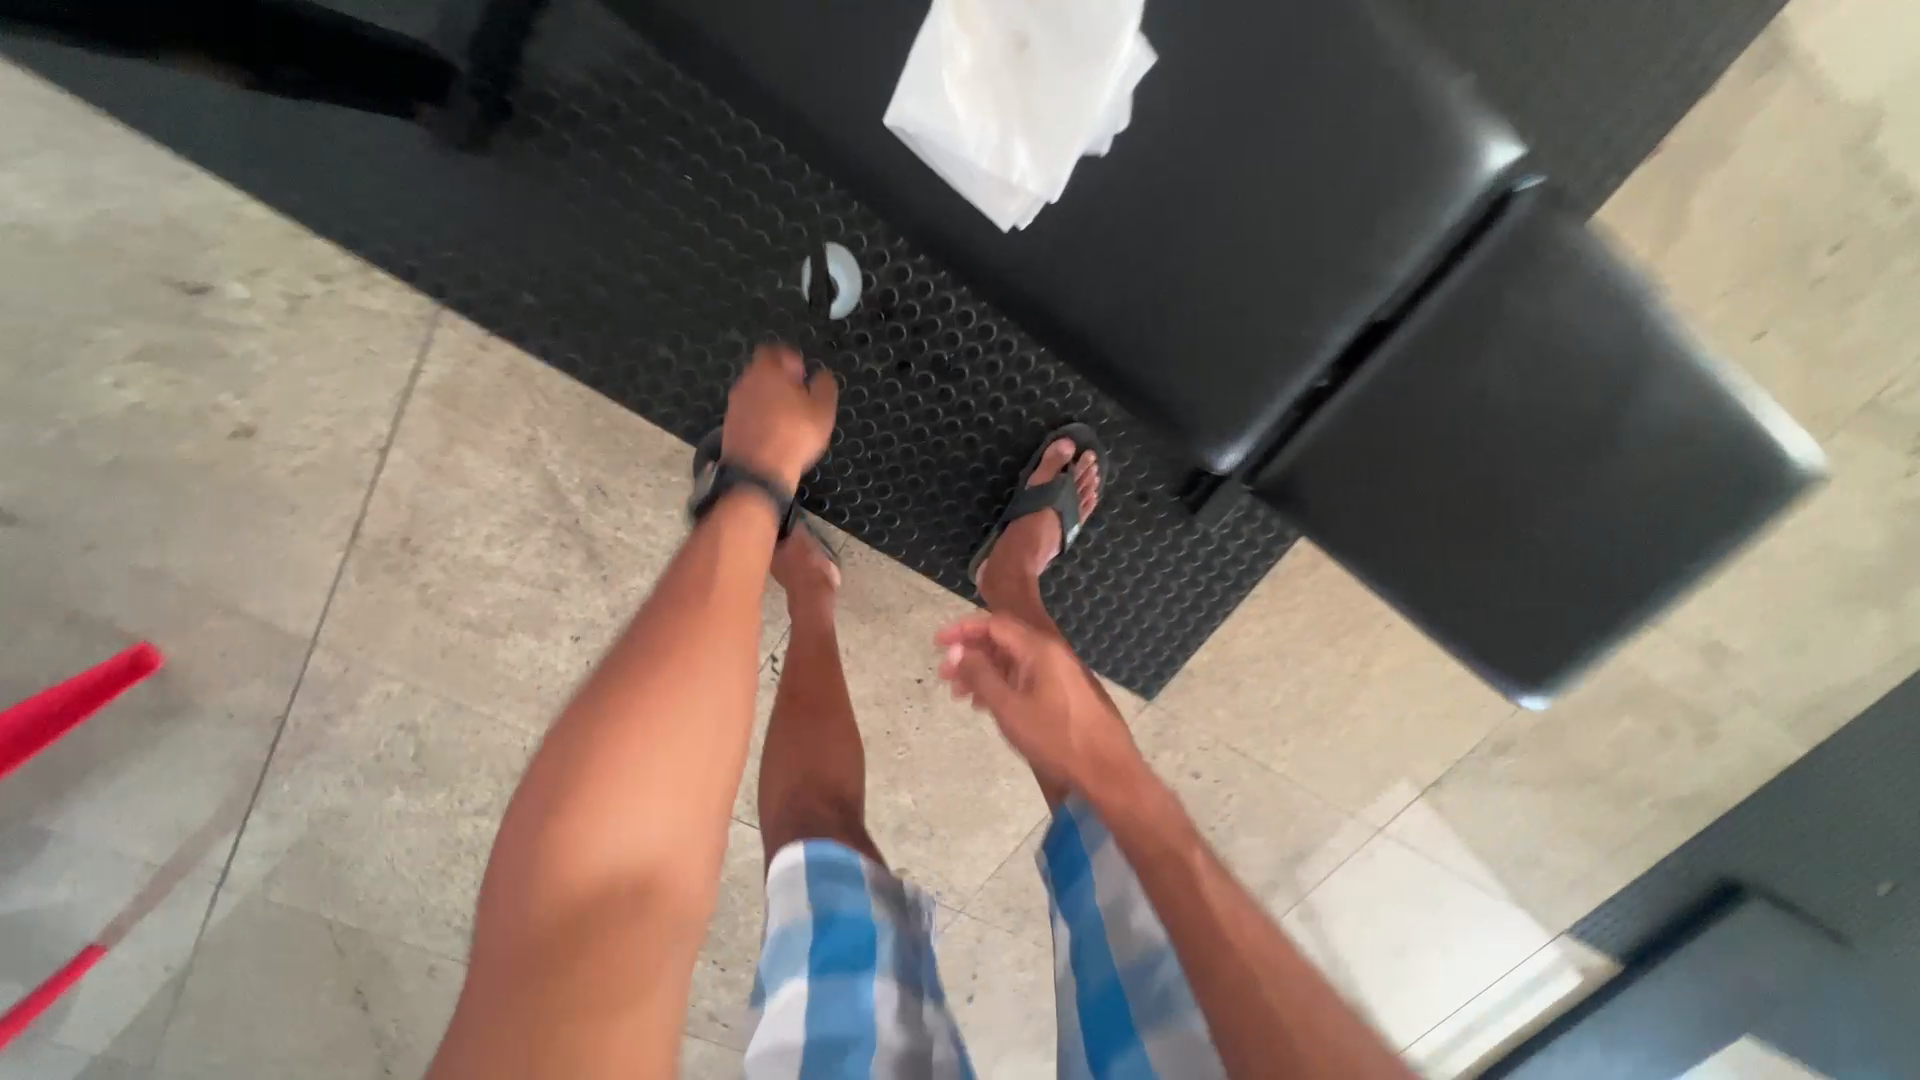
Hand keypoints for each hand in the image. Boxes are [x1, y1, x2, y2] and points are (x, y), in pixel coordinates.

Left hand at [723, 343, 837, 489]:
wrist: (757, 472)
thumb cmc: (795, 436)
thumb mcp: (823, 410)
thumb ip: (825, 386)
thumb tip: (822, 375)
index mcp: (768, 370)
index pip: (775, 350)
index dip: (791, 359)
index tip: (803, 375)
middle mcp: (746, 381)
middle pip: (762, 371)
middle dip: (780, 379)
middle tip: (799, 396)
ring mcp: (734, 404)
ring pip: (755, 392)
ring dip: (770, 399)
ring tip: (788, 418)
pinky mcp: (729, 425)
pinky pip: (748, 412)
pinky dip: (760, 416)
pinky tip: (774, 433)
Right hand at [936, 615, 1141, 796]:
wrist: (1107, 770)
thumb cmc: (1055, 738)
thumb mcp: (1009, 708)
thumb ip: (980, 676)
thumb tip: (958, 651)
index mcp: (1039, 649)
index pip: (994, 624)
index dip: (963, 630)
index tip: (938, 644)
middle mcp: (1051, 653)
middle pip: (1003, 642)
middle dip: (971, 656)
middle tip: (945, 677)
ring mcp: (1060, 673)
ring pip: (1014, 663)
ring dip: (985, 674)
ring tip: (961, 697)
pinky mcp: (1065, 692)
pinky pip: (1027, 678)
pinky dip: (1004, 686)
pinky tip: (988, 706)